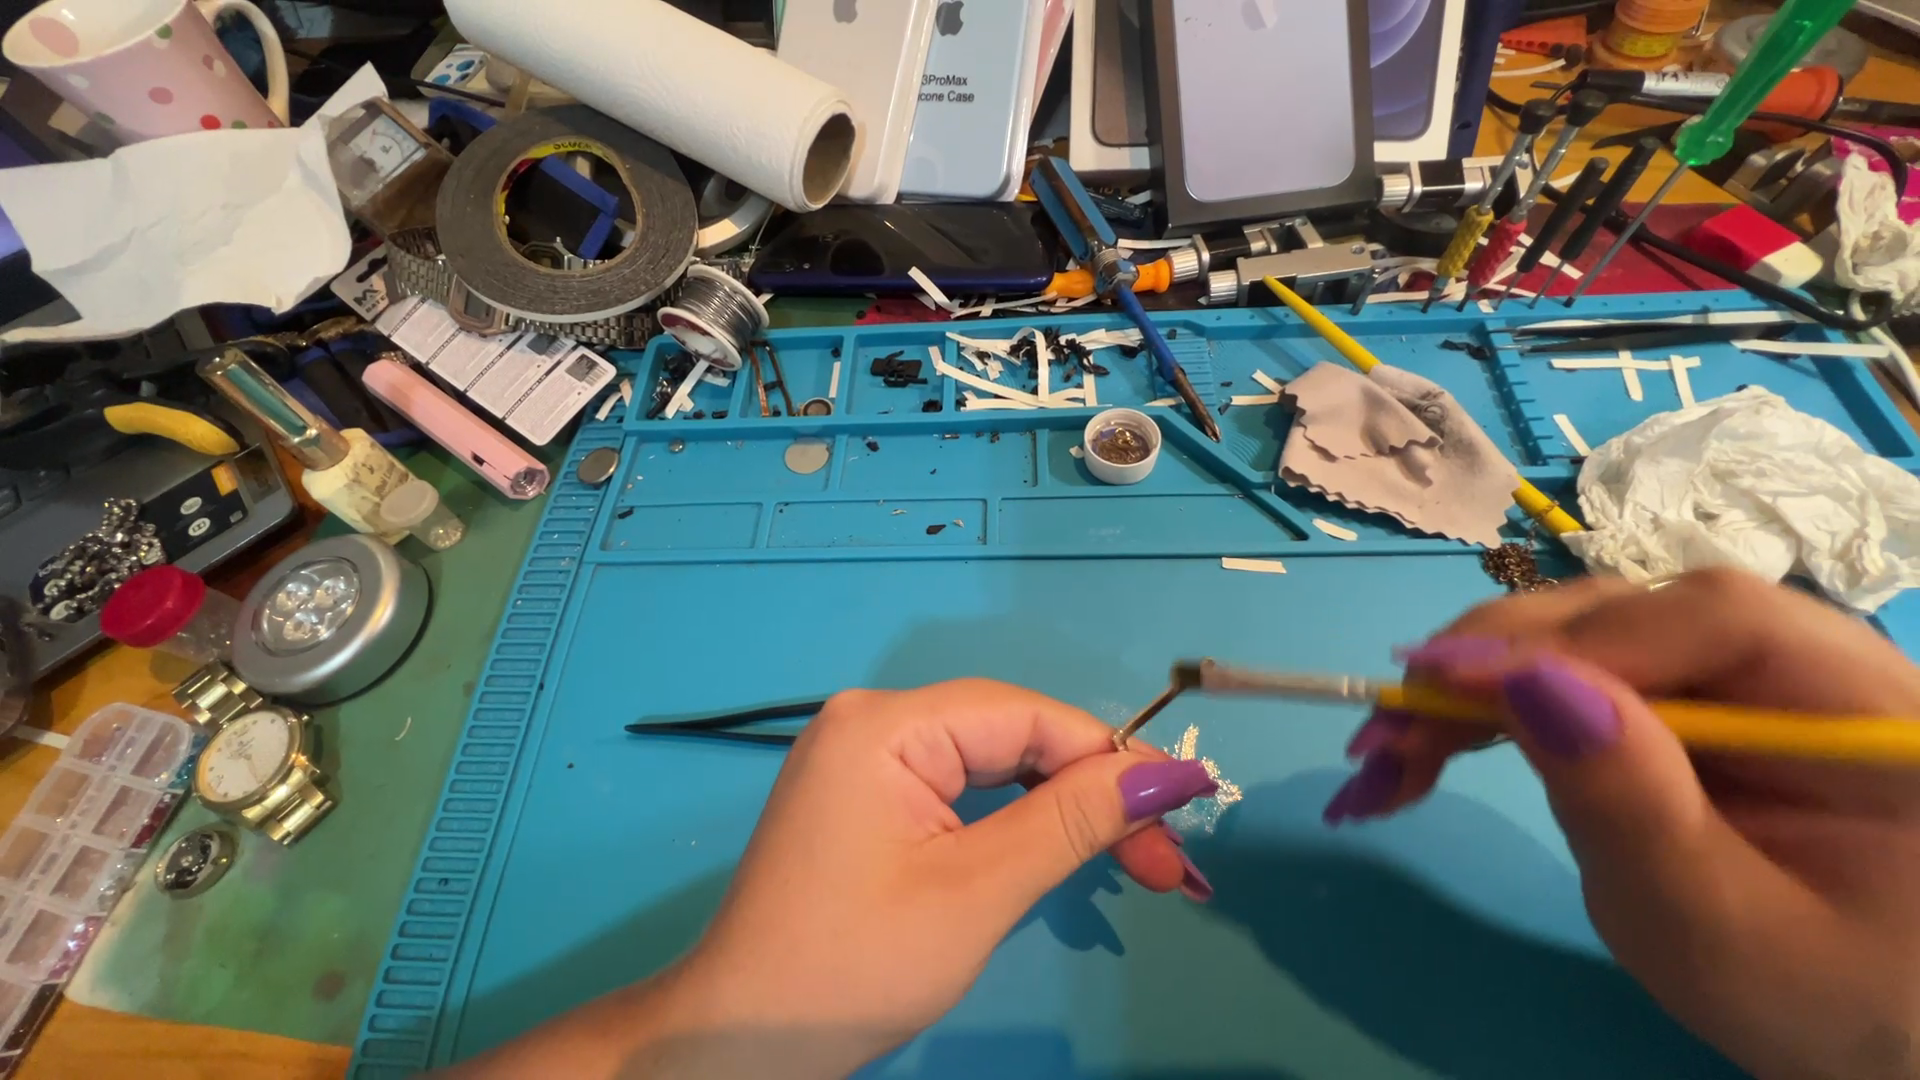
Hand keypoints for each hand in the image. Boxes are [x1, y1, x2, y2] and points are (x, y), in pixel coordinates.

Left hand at [446, 679, 1216, 1079]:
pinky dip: (1016, 817)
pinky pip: (960, 784)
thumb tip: (1167, 774)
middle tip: (1166, 860)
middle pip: (1011, 734)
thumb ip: (1072, 821)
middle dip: (1092, 791)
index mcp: (885, 722)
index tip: (1185, 807)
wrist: (738, 1044)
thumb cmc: (853, 968)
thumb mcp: (977, 892)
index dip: (1110, 756)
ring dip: (1063, 807)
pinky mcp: (869, 791)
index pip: (1024, 715)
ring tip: (1136, 860)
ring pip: (992, 759)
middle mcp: (874, 718)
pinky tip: (1060, 842)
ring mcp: (866, 753)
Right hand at [1326, 569, 1919, 1079]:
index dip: (1564, 642)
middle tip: (1386, 734)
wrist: (1867, 1034)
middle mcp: (1804, 665)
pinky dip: (1486, 707)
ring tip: (1392, 752)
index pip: (1709, 621)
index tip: (1440, 689)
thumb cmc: (1820, 1004)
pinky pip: (1563, 676)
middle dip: (1486, 666)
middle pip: (1619, 614)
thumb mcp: (1717, 930)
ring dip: (1467, 689)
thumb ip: (1627, 802)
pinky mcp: (1672, 699)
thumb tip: (1521, 680)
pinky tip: (1434, 741)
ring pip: (1571, 639)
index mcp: (1870, 712)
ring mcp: (1731, 678)